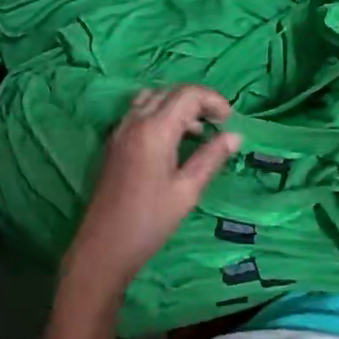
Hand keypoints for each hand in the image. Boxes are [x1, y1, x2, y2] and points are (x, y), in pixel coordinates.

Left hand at [67, 85, 241, 287]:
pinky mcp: (115, 143)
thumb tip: (235, 136)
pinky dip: (161, 114)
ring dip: (177, 105)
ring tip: (199, 130)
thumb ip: (211, 158)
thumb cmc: (150, 221)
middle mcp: (134, 122)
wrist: (104, 247)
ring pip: (152, 98)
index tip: (230, 120)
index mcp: (154, 130)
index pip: (188, 94)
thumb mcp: (187, 190)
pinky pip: (139, 113)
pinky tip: (174, 141)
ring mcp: (120, 131)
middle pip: (170, 91)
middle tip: (218, 123)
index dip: (213, 100)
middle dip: (197, 100)